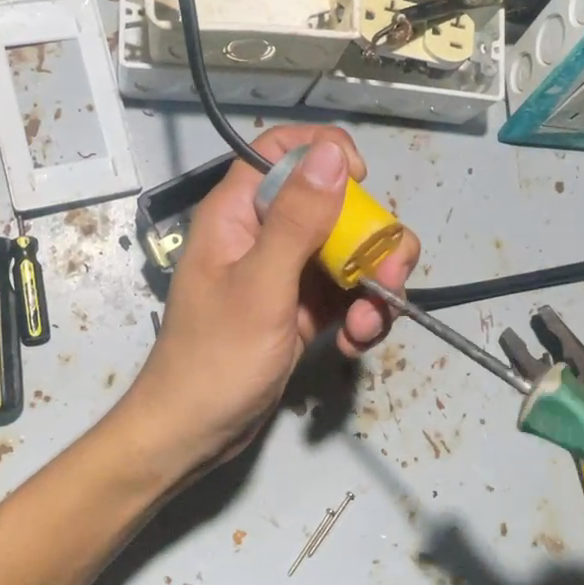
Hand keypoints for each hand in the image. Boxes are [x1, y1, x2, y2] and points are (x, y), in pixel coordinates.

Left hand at [118, 125, 420, 476]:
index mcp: (239, 214)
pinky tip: (355, 344)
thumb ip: (298, 220)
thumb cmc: (216, 358)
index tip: (363, 182)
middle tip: (389, 274)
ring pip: (347, 253)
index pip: (281, 151)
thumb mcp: (261, 286)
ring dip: (372, 285)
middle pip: (332, 205)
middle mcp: (263, 235)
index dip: (324, 152)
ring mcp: (284, 274)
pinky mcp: (300, 311)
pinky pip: (343, 295)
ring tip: (369, 326)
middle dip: (370, 238)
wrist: (194, 433)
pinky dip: (359, 315)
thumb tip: (332, 153)